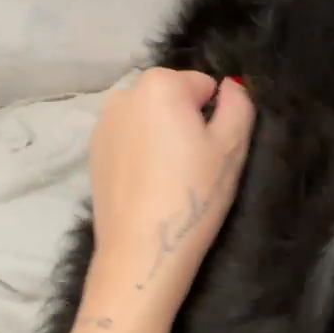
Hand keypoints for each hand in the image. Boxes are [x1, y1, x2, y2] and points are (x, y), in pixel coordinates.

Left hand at [84, 69, 253, 318]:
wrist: (141, 248)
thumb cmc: (193, 195)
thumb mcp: (233, 149)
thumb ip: (240, 106)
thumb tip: (233, 86)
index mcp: (161, 84)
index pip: (205, 86)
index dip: (216, 117)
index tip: (213, 151)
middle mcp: (125, 93)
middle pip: (173, 99)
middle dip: (187, 123)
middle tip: (195, 167)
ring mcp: (103, 122)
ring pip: (150, 120)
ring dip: (163, 137)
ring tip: (171, 179)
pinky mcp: (94, 151)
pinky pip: (130, 140)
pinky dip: (143, 154)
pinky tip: (150, 187)